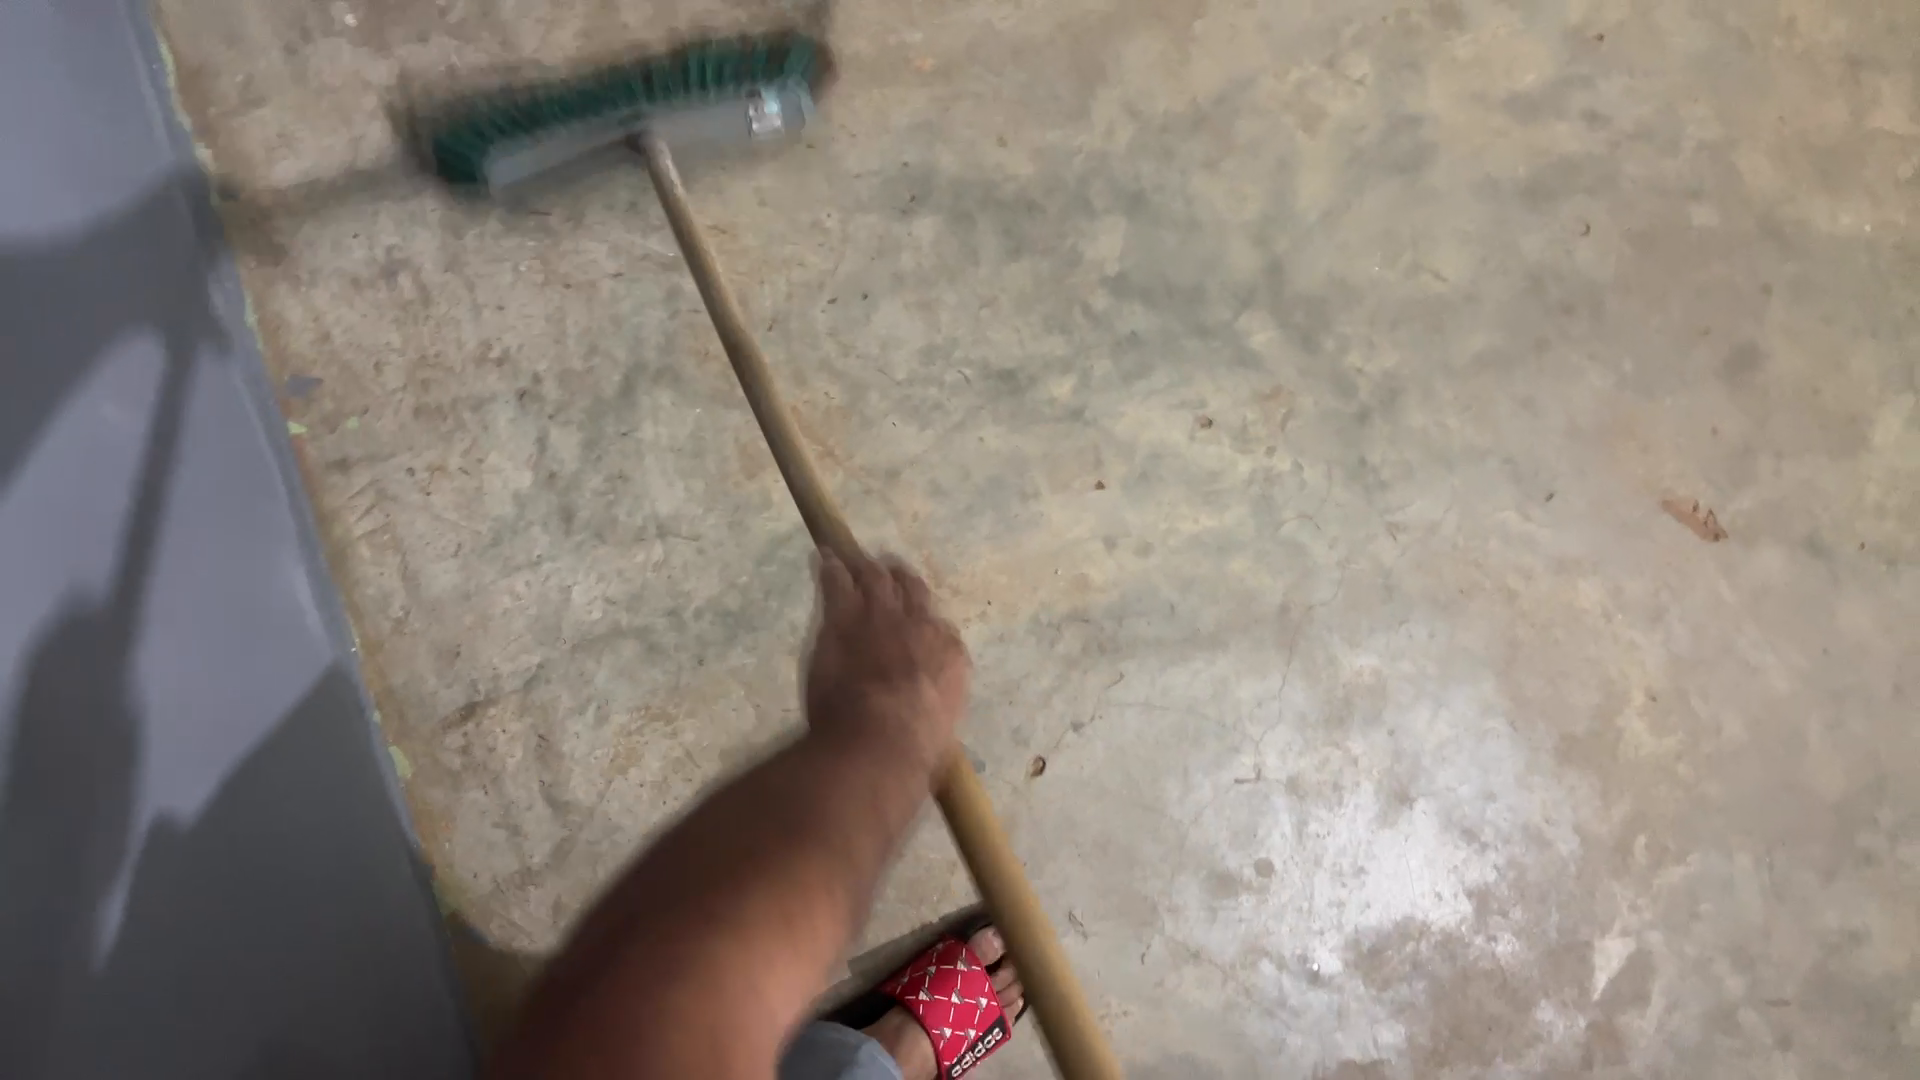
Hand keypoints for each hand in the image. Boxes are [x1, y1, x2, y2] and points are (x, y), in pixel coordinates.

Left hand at [804, 551, 969, 774]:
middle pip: (911, 590)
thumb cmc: (916, 746)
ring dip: (866, 567)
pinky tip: (825, 559)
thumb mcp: (940, 728)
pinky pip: (838, 583)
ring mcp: (882, 616)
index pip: (940, 628)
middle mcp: (920, 625)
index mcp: (949, 654)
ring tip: (857, 557)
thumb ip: (934, 708)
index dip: (925, 619)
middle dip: (900, 578)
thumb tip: (926, 715)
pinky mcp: (844, 616)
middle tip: (891, 568)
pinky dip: (832, 569)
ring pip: (875, 579)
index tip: (918, 618)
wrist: (883, 734)